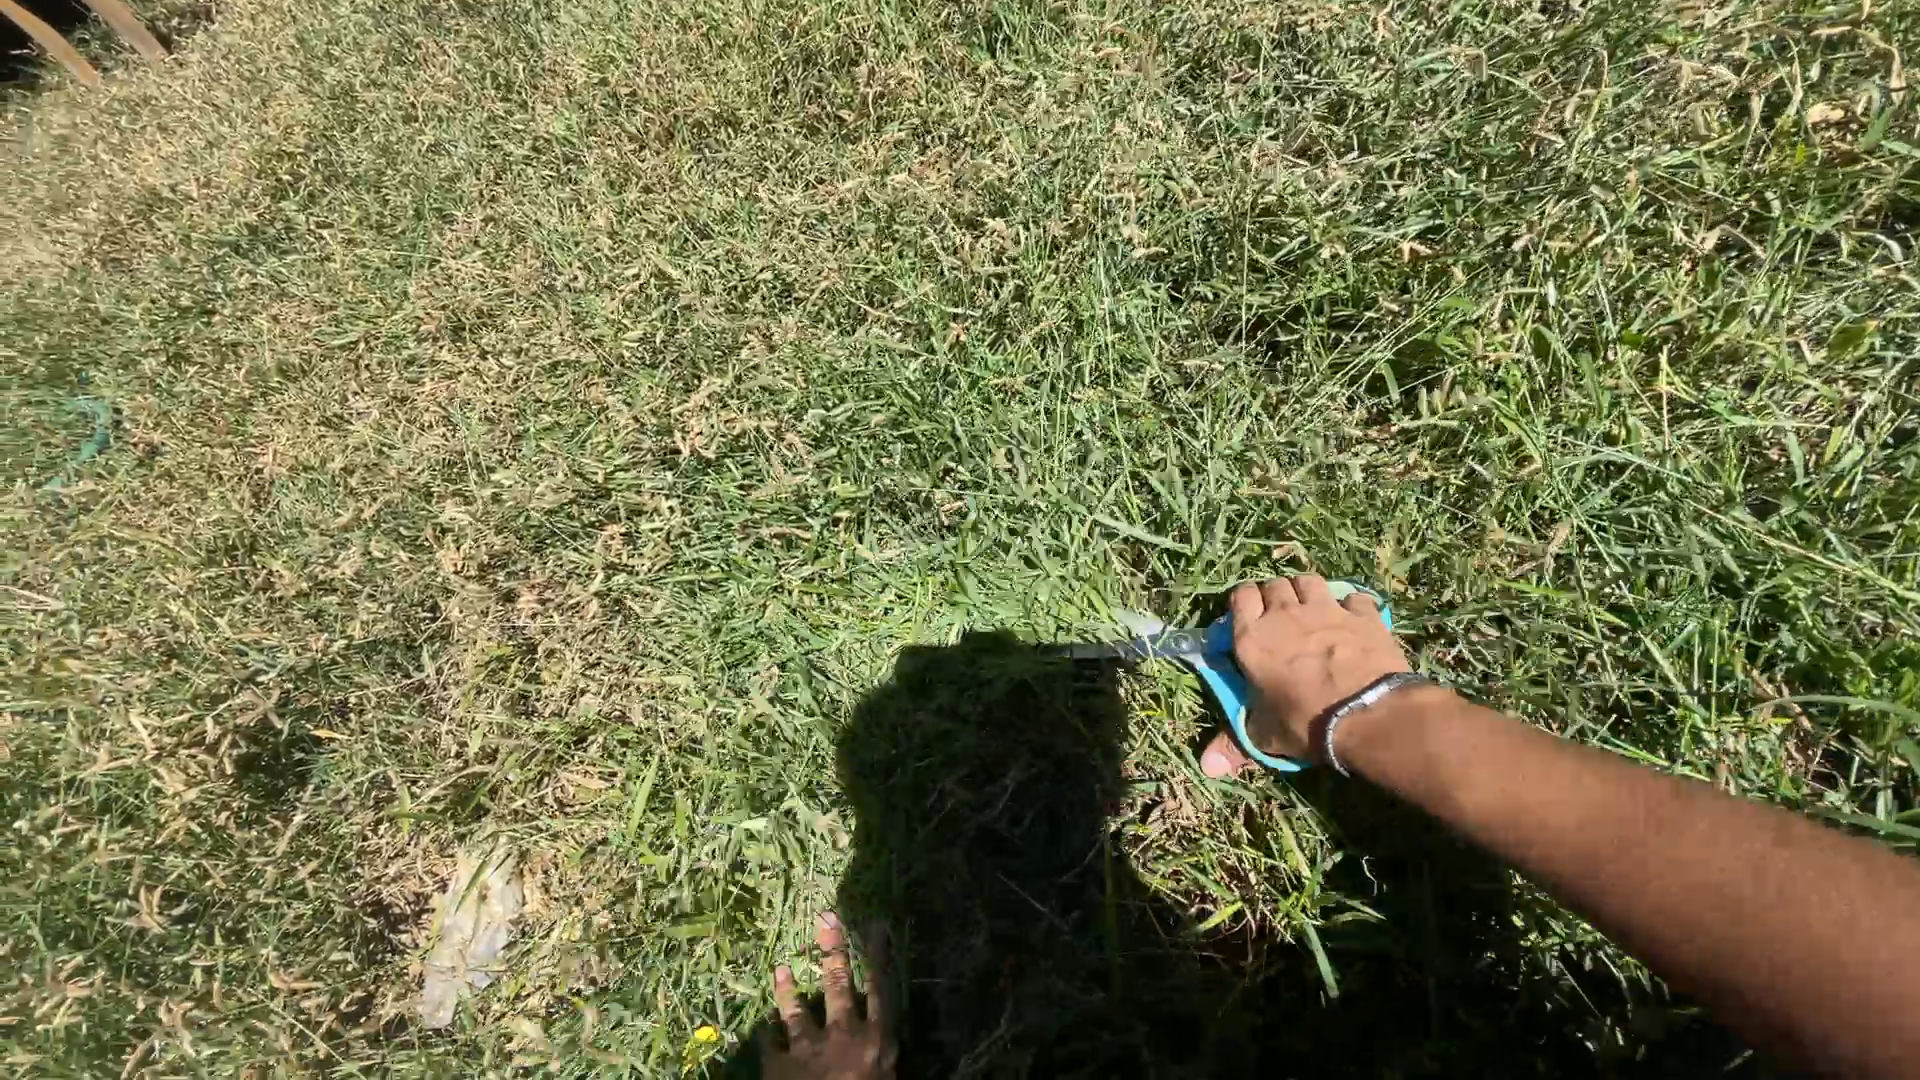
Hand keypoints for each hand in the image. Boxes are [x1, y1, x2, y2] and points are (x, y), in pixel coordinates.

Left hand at [763, 912, 895, 1079]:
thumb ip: (887, 1061)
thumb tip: (890, 1046)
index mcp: (873, 1039)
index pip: (879, 988)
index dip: (877, 956)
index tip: (875, 927)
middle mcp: (841, 1033)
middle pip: (838, 985)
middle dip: (833, 950)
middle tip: (827, 919)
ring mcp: (807, 1048)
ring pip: (796, 1011)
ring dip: (787, 990)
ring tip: (779, 969)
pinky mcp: (779, 1066)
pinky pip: (770, 1044)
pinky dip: (766, 1034)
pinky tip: (762, 1025)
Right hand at [1200, 575, 1409, 776]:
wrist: (1367, 713)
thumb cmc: (1305, 721)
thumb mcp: (1264, 734)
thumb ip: (1233, 745)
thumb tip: (1207, 768)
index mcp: (1252, 637)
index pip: (1239, 596)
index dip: (1242, 601)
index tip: (1246, 616)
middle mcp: (1284, 614)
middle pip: (1273, 584)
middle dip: (1272, 594)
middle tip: (1277, 614)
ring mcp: (1326, 611)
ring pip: (1308, 580)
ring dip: (1305, 589)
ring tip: (1309, 607)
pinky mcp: (1362, 616)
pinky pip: (1353, 598)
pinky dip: (1350, 605)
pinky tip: (1351, 618)